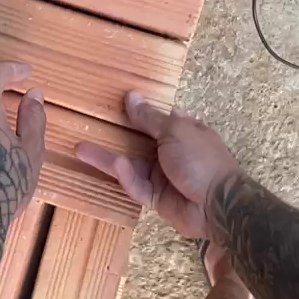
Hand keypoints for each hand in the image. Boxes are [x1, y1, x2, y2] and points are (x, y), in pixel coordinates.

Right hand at [75, 91, 238, 240]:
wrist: (218, 204)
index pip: (153, 119)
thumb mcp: (175, 130)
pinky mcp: (155, 198)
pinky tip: (117, 165)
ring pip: (129, 165)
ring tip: (80, 149)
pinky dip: (127, 176)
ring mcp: (161, 176)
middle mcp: (169, 152)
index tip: (111, 105)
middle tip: (84, 130)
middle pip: (135, 143)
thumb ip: (149, 117)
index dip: (134, 113)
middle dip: (112, 138)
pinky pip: (136, 186)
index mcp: (180, 131)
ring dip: (107, 158)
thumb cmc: (201, 158)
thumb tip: (131, 95)